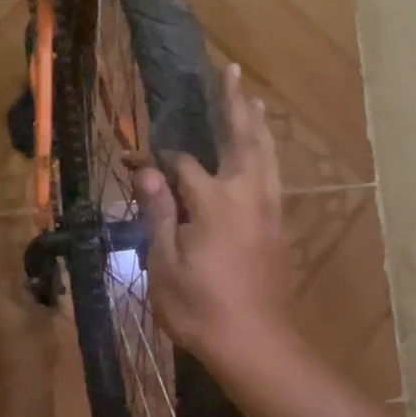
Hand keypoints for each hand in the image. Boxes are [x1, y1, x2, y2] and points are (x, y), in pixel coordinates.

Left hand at [0, 282, 59, 405]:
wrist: (19, 390)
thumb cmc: (34, 347)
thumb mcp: (43, 318)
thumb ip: (36, 300)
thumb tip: (31, 289)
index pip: (9, 280)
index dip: (25, 283)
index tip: (39, 289)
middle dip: (13, 302)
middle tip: (34, 308)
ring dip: (4, 320)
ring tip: (25, 329)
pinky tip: (11, 344)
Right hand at [135, 64, 296, 361]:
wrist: (256, 345)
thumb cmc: (201, 310)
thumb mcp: (165, 265)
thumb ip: (159, 214)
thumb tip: (147, 171)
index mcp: (214, 202)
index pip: (183, 164)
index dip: (159, 158)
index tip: (135, 158)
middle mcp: (248, 196)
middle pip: (242, 139)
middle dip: (235, 104)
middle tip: (232, 71)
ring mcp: (269, 211)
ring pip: (267, 155)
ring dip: (258, 125)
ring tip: (255, 101)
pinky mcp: (280, 228)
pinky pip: (275, 177)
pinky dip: (268, 155)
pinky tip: (264, 156)